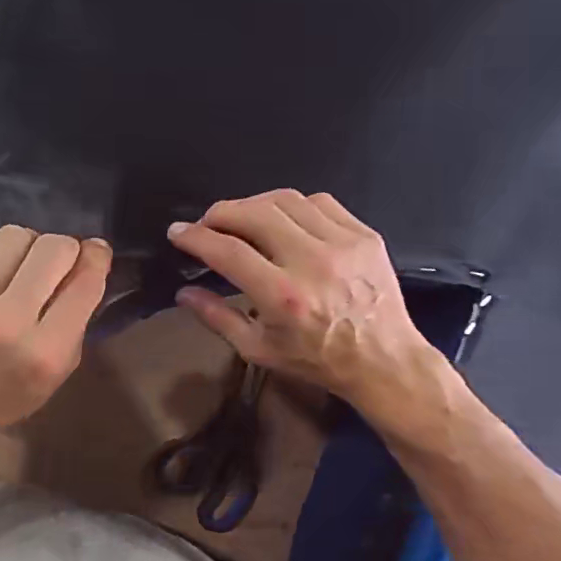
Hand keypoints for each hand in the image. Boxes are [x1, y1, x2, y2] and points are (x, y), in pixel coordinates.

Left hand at [0, 226, 111, 445]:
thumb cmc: (13, 391)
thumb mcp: (61, 368)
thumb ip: (78, 317)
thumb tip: (89, 259)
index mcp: (45, 352)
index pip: (85, 283)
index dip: (97, 258)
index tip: (96, 252)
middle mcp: (7, 324)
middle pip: (52, 248)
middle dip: (65, 248)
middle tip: (59, 261)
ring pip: (14, 235)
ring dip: (28, 245)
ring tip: (23, 265)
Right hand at [166, 190, 446, 419]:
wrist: (383, 360)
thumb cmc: (316, 360)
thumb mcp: (258, 349)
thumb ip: (218, 317)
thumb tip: (184, 292)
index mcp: (282, 297)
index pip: (228, 251)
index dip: (196, 236)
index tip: (178, 232)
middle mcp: (312, 262)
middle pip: (254, 213)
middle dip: (220, 212)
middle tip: (206, 223)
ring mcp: (342, 244)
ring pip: (285, 200)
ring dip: (253, 204)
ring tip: (240, 219)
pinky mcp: (364, 235)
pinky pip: (319, 202)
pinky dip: (291, 205)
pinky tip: (282, 220)